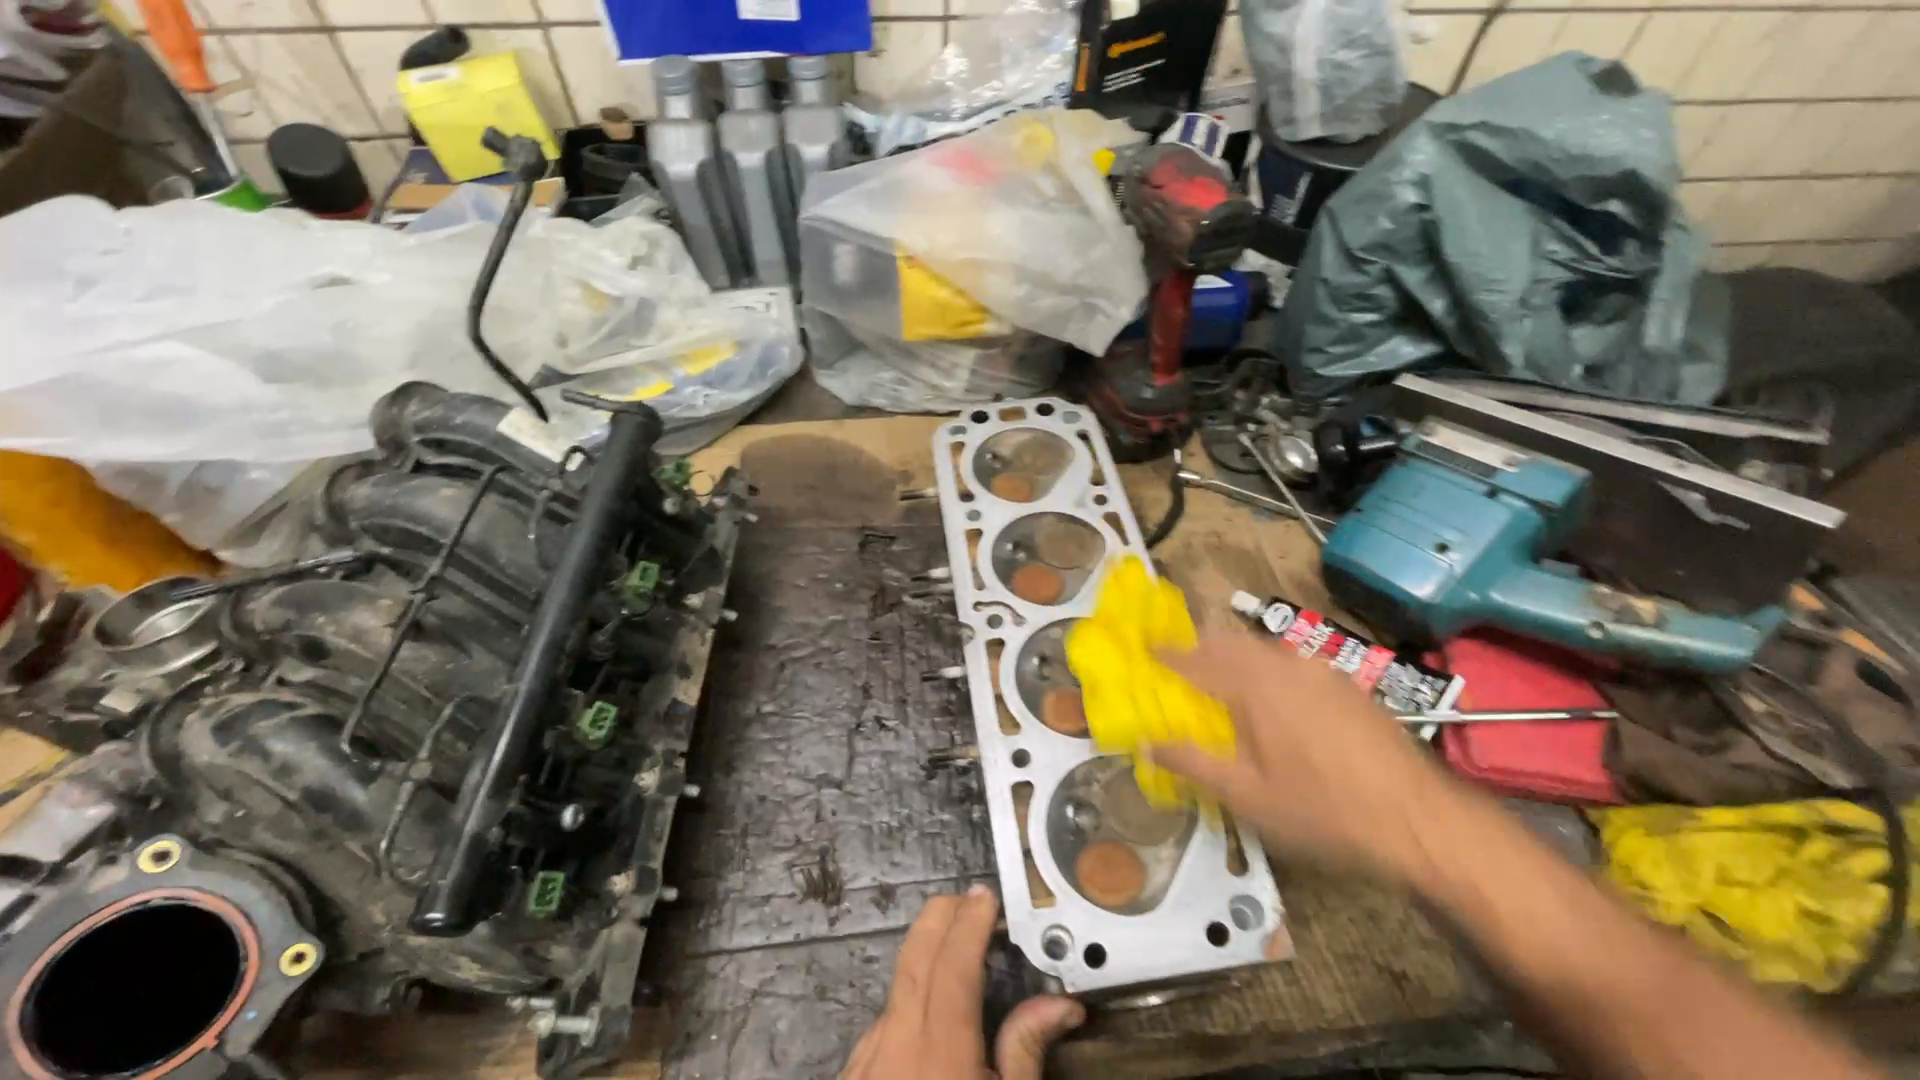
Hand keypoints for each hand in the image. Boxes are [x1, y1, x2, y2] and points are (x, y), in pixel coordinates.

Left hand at [843, 885, 1084, 1079]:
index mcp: (939, 1051)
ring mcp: (866, 1063)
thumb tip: (1062, 1004)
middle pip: (913, 959)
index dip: (970, 924)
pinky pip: (881, 1027)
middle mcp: (894, 1045)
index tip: (986, 897)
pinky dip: (907, 1006)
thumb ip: (1026, 1053)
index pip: (952, 965)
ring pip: (895, 992)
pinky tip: (926, 1022)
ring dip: (923, 961)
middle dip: (940, 918)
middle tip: (968, 901)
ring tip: (956, 951)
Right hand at [1148, 630, 1464, 883]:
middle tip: (1180, 660)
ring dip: (1236, 655)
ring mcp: (1323, 672)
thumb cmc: (1323, 811)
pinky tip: (1275, 697)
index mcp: (1254, 688)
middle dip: (1202, 646)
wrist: (1419, 820)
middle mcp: (1286, 667)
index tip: (1144, 646)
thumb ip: (1193, 764)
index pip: (1198, 660)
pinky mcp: (1349, 686)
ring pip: (1266, 649)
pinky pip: (1293, 662)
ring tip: (1222, 676)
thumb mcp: (1247, 797)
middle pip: (1232, 642)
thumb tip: (1147, 743)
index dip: (1167, 652)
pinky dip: (1268, 667)